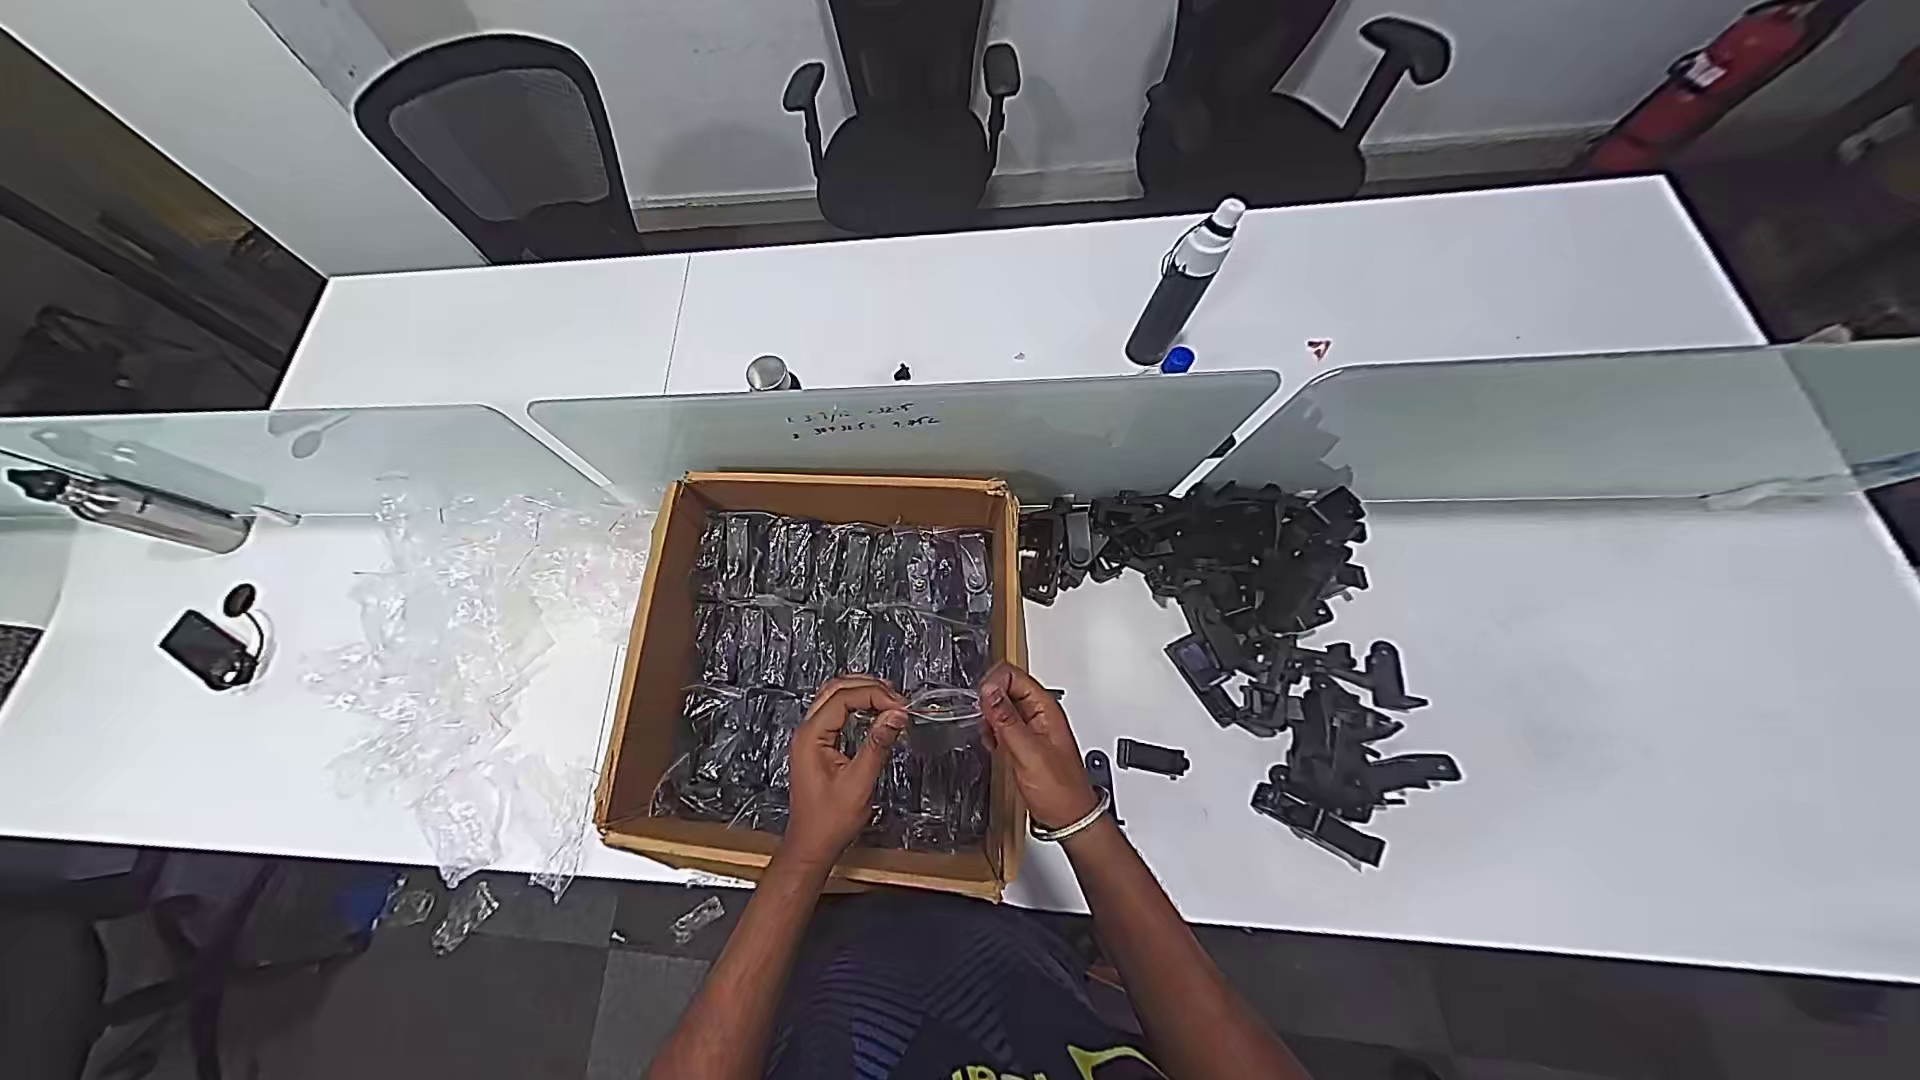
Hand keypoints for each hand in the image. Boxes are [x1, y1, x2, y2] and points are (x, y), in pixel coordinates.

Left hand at [783, 675, 907, 866]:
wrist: (811, 845)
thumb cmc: (829, 821)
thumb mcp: (859, 783)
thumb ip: (878, 745)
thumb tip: (896, 715)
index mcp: (811, 736)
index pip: (844, 697)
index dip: (874, 695)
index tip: (899, 706)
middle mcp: (807, 731)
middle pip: (837, 688)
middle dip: (870, 687)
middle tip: (897, 700)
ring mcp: (811, 735)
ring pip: (835, 695)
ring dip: (863, 691)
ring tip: (890, 701)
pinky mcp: (818, 742)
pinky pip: (836, 709)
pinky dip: (857, 704)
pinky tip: (875, 711)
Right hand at [979, 662, 1100, 830]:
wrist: (1069, 818)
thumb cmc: (1061, 790)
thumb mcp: (1029, 753)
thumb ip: (1007, 721)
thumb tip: (990, 692)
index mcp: (1044, 708)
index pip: (1013, 675)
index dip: (993, 685)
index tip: (983, 704)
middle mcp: (1038, 713)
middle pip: (1005, 687)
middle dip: (989, 703)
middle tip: (986, 724)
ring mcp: (1030, 726)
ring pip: (1000, 705)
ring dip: (989, 718)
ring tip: (991, 737)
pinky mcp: (1023, 740)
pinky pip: (1001, 724)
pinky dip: (992, 731)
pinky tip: (994, 745)